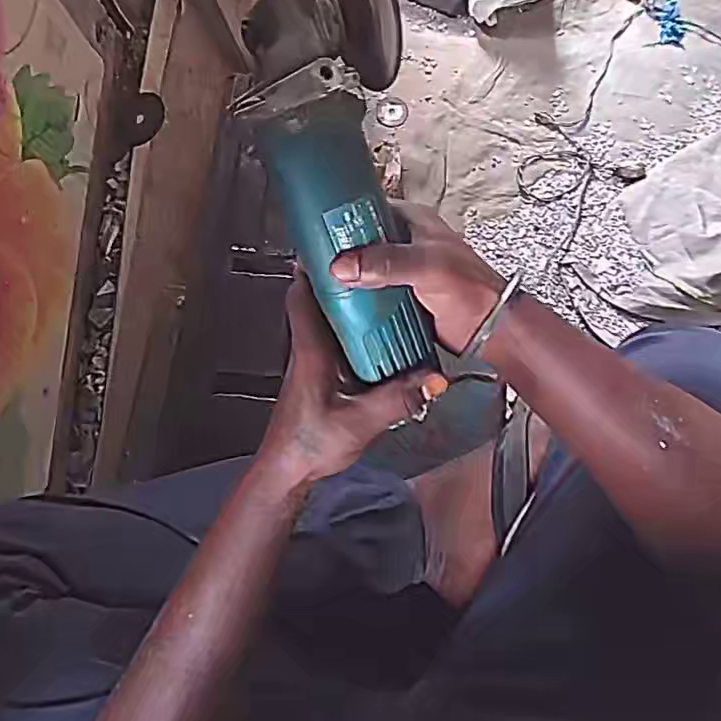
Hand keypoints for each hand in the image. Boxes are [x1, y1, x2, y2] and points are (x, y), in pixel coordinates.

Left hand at [261, 270, 447, 481]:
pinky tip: (380, 336)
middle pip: (318, 302)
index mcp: (311, 352)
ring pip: (328, 321)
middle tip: (367, 263)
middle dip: (339, 280)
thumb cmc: (308, 445)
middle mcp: (309, 351)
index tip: (331, 246)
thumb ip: (397, 400)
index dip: (312, 269)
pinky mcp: (321, 377)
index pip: (302, 298)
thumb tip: (433, 379)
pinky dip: (355, 331)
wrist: (287, 473)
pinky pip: (337, 342)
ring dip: (348, 304)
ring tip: (380, 291)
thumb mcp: (359, 423)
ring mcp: (313, 364)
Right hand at [328, 201, 505, 354]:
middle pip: (362, 242)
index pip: (370, 210)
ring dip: (347, 277)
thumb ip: (388, 262)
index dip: (345, 218)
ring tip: (320, 282)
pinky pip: (371, 293)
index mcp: (415, 223)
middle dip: (340, 252)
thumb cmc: (473, 291)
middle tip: (314, 260)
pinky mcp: (400, 297)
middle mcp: (407, 244)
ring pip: (364, 268)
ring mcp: (403, 271)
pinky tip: (340, 304)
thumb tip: (346, 264)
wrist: (488, 328)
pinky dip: (356, 298)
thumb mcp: (428, 267)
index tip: (318, 228)